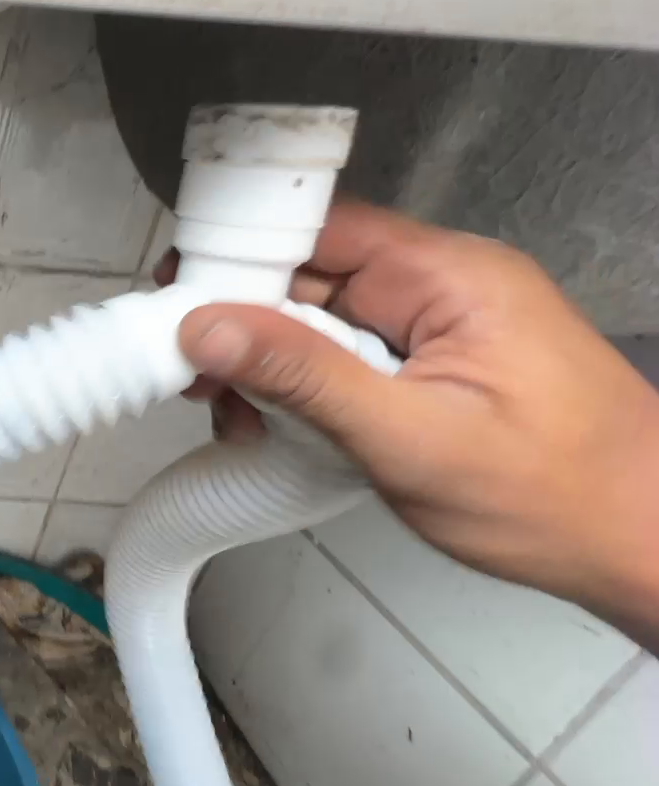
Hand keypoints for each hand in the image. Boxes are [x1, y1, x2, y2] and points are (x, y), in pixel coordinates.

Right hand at [159, 201, 658, 650]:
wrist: (650, 557)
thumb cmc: (556, 501)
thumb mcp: (412, 440)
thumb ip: (303, 376)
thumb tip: (199, 325)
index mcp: (447, 277)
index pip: (318, 228)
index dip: (237, 251)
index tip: (175, 297)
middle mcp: (430, 285)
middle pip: (299, 271)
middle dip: (235, 319)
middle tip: (193, 374)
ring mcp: (420, 323)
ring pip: (301, 314)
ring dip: (252, 358)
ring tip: (227, 408)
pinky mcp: (409, 359)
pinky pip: (322, 350)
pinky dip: (281, 381)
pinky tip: (263, 419)